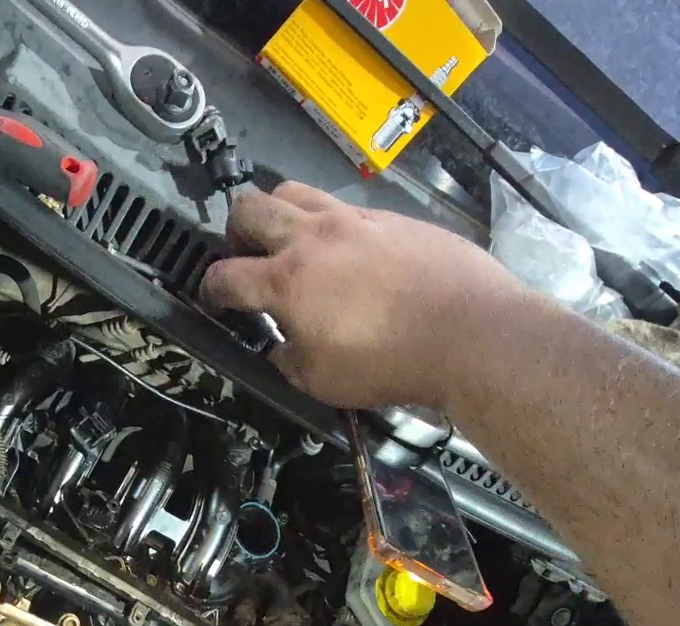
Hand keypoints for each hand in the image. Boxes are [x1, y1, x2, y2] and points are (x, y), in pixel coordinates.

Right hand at [201, 182, 529, 409]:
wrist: (471, 332)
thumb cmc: (387, 363)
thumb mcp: (319, 380)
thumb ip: (286, 358)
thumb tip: (281, 345)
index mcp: (287, 281)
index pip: (224, 275)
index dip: (209, 289)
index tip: (213, 300)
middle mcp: (313, 238)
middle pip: (249, 208)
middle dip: (234, 234)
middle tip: (246, 259)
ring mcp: (355, 220)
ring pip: (295, 191)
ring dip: (279, 215)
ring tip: (290, 244)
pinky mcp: (393, 217)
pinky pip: (345, 208)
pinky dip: (330, 226)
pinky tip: (348, 256)